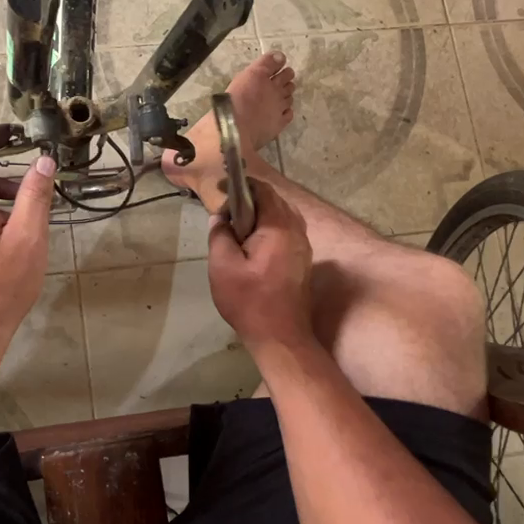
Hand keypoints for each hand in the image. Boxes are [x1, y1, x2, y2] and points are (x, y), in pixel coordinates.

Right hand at [207, 180, 315, 348]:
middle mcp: (296, 232)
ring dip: (261, 215)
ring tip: (237, 226)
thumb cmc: (249, 301)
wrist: (281, 337)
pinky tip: (253, 244)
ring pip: (283, 216)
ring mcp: (303, 247)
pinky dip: (270, 228)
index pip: (263, 190)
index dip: (241, 186)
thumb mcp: (222, 266)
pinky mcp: (302, 260)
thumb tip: (220, 218)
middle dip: (250, 200)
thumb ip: (220, 235)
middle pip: (275, 201)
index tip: (221, 191)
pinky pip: (287, 232)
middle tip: (226, 211)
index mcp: (278, 227)